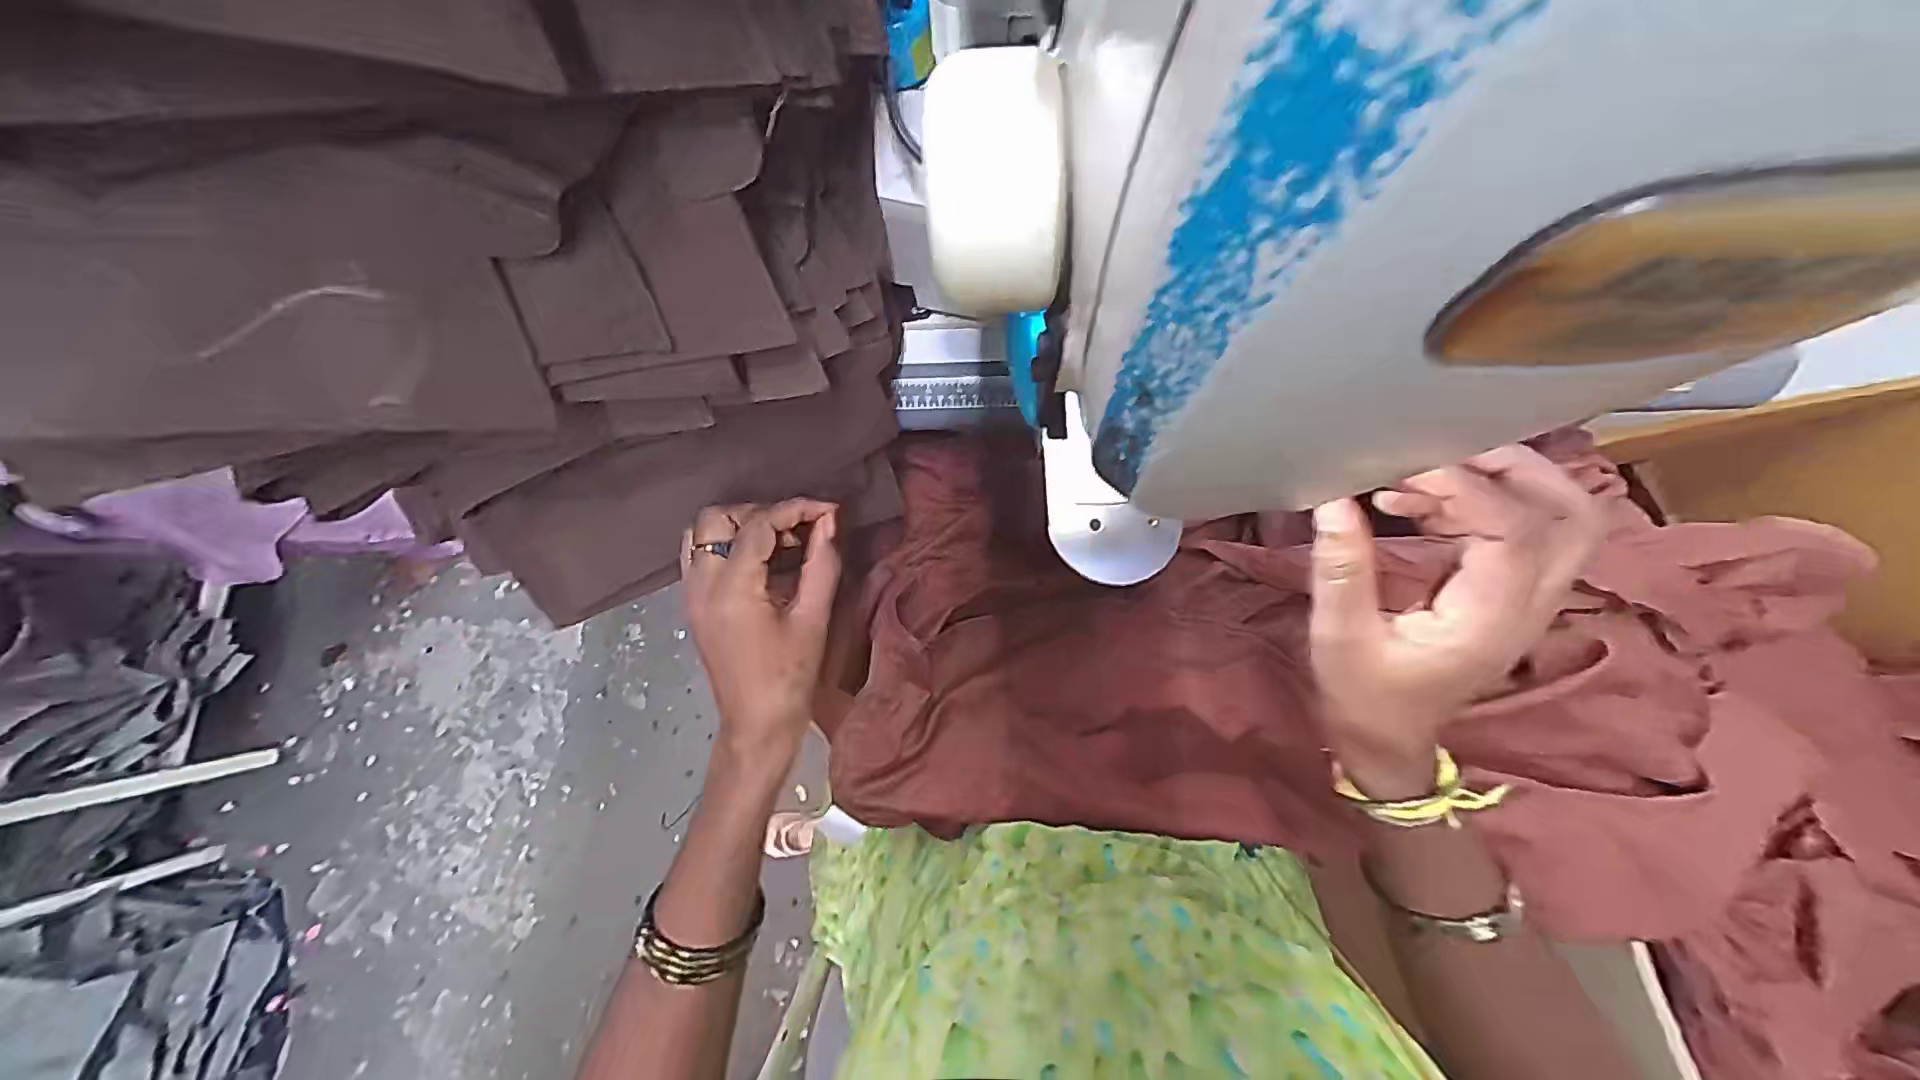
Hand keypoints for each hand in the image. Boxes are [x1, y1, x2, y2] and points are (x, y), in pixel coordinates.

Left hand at [681, 499, 840, 765]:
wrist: (757, 723)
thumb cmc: (790, 676)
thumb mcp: (813, 618)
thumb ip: (821, 563)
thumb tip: (829, 522)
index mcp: (730, 590)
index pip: (758, 525)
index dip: (796, 509)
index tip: (828, 511)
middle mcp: (700, 585)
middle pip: (717, 518)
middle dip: (761, 512)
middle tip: (799, 529)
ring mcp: (691, 594)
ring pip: (702, 532)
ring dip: (740, 526)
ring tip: (780, 542)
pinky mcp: (694, 604)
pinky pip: (699, 555)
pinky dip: (727, 544)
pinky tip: (760, 560)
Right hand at [1309, 445, 1600, 797]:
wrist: (1386, 738)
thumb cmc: (1362, 694)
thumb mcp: (1339, 634)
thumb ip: (1341, 568)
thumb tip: (1333, 500)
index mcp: (1490, 619)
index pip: (1515, 531)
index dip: (1465, 487)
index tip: (1401, 466)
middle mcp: (1526, 604)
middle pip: (1572, 515)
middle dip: (1515, 467)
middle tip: (1441, 447)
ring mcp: (1524, 599)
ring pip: (1558, 517)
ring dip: (1497, 479)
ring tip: (1417, 472)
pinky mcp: (1505, 593)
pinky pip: (1518, 530)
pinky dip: (1474, 500)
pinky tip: (1414, 500)